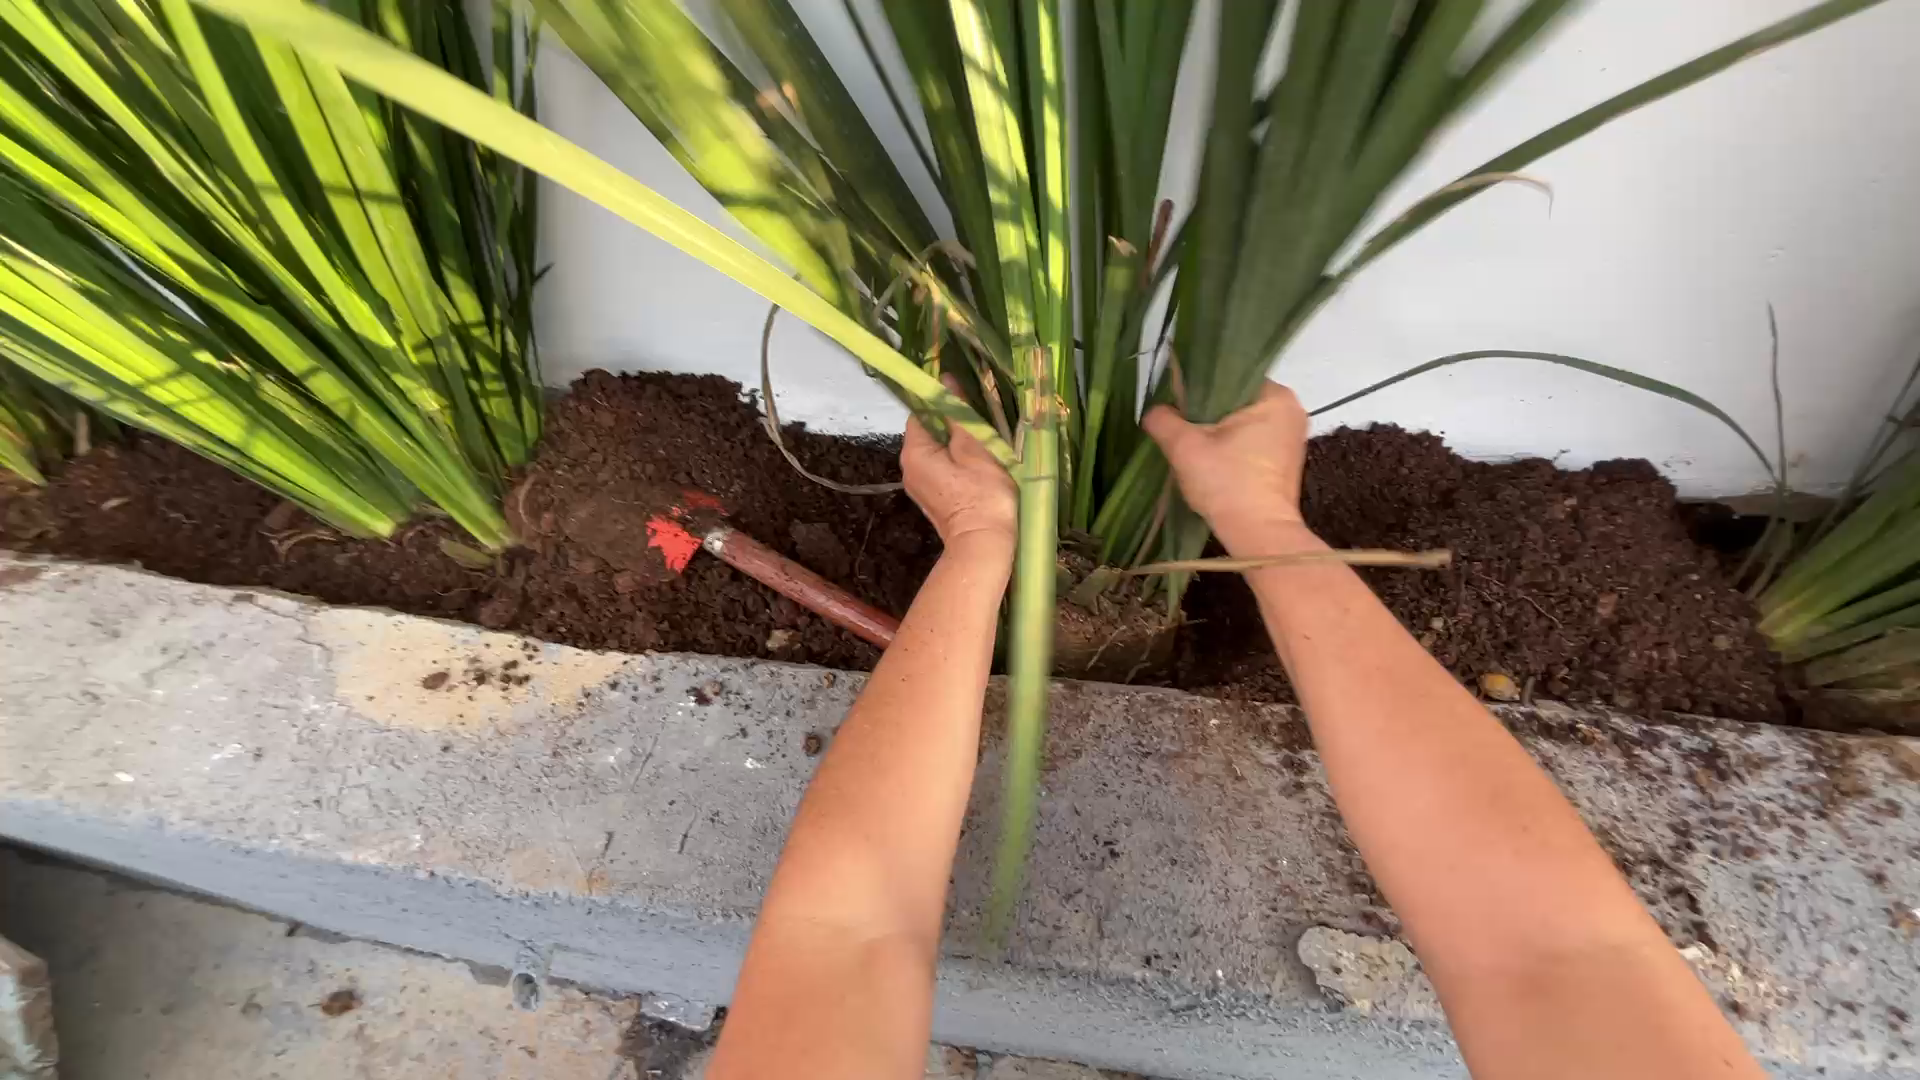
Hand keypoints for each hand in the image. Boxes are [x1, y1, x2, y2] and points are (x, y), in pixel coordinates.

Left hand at [901, 403, 1015, 554]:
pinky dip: (958, 463)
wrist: (984, 546)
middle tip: (982, 425)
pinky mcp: (933, 498)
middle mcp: (909, 468)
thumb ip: (957, 414)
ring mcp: (919, 486)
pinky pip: (943, 469)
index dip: (942, 402)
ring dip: (959, 444)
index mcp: (914, 452)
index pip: (921, 412)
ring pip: (938, 451)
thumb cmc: (982, 495)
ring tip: (984, 445)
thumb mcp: (974, 448)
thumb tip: (944, 382)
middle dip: (953, 424)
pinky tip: (978, 466)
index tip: (967, 401)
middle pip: (929, 431)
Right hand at [1142, 381, 1312, 554]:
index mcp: (1274, 396)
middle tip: (1182, 427)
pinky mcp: (1287, 462)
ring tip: (1193, 445)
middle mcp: (1291, 410)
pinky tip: (1212, 461)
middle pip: (1237, 401)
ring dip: (1219, 432)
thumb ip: (1164, 420)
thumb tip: (1153, 411)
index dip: (1199, 390)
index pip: (1230, 377)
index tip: (1177, 406)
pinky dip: (1233, 448)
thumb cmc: (1226, 482)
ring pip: (1244, 423)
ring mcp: (1292, 438)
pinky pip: (1253, 442)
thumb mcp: (1184, 447)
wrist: (1256, 532)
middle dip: (1209, 413)